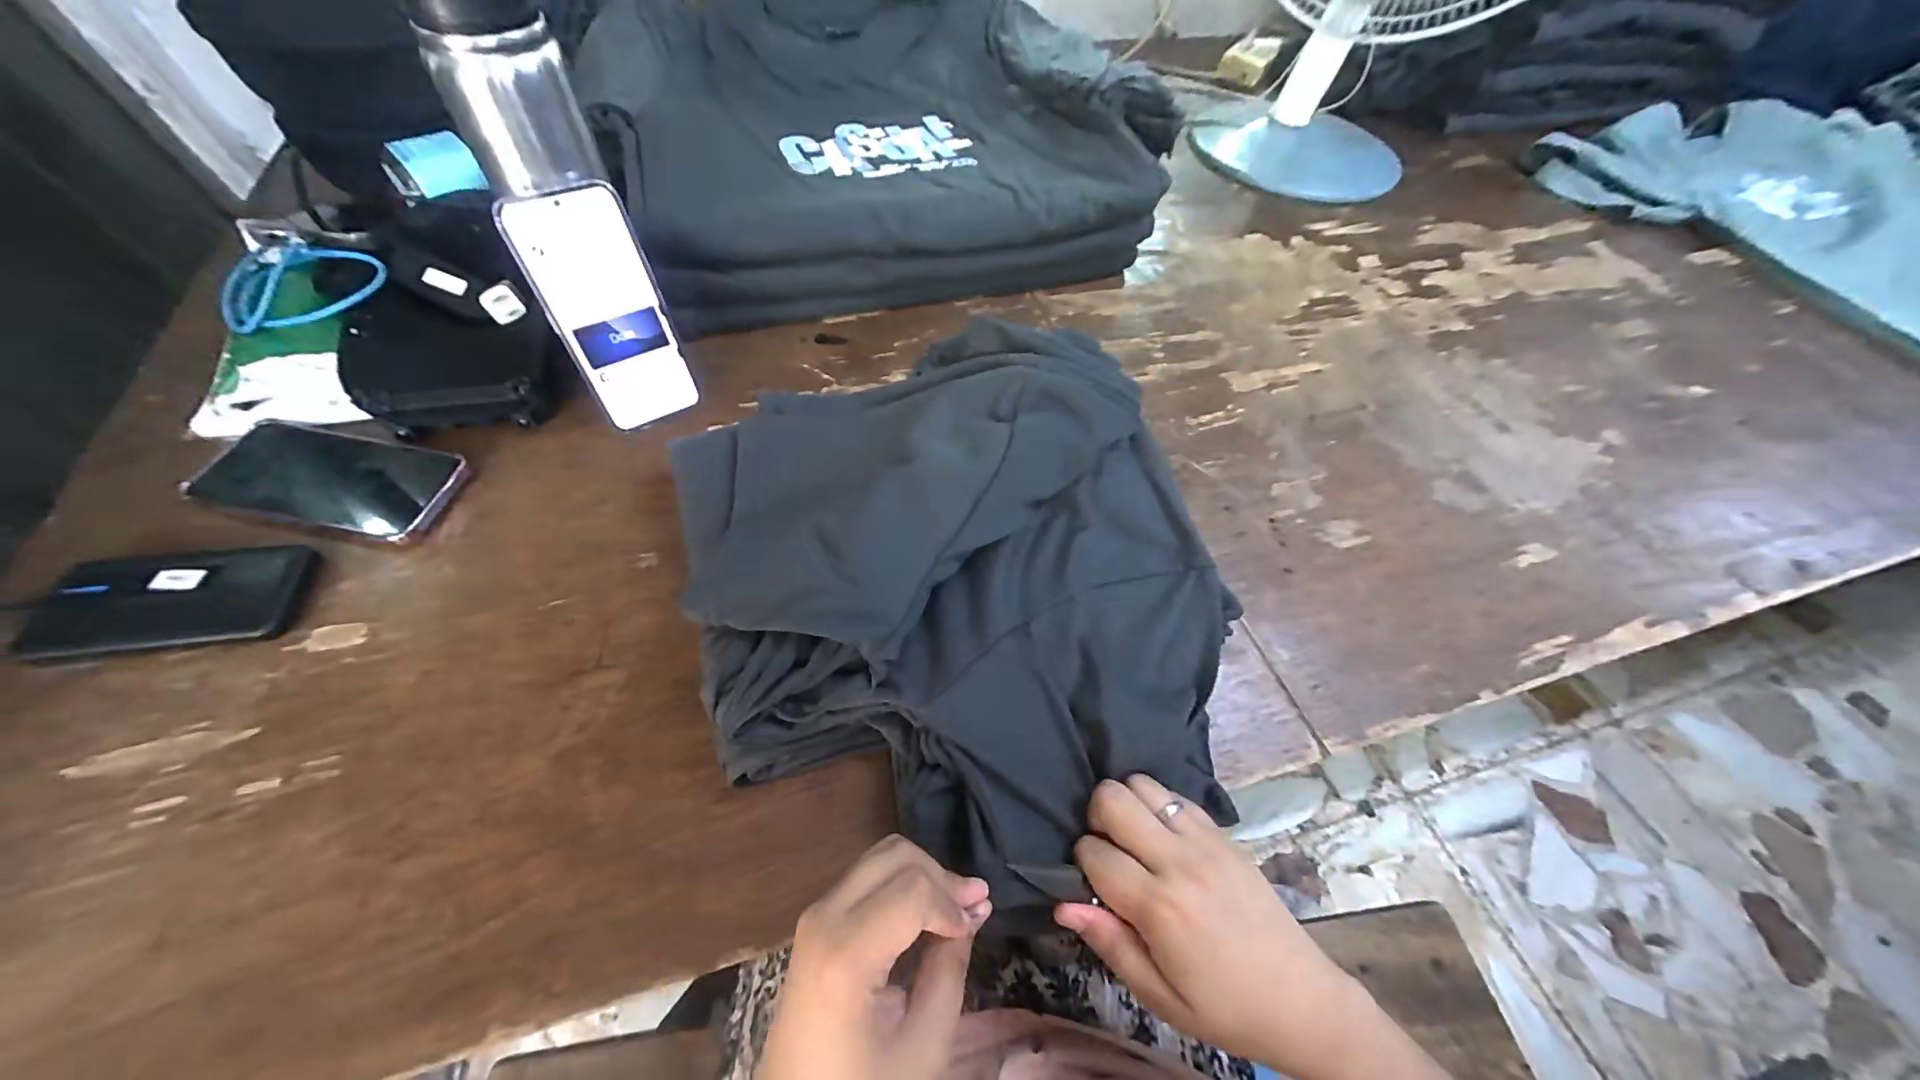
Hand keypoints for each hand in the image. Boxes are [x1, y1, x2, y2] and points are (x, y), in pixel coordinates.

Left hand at [757, 835, 990, 1079]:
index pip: (913, 889)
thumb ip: (950, 968)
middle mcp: (825, 917)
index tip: (977, 924)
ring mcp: (816, 912)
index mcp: (846, 954)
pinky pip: (867, 873)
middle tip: (973, 906)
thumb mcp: (923, 1041)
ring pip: (881, 855)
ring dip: (923, 873)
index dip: (952, 899)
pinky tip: (925, 908)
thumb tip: (975, 909)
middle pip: (896, 856)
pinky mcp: (817, 916)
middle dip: (941, 876)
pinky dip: (903, 880)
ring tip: (954, 907)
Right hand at [1055, 775, 1447, 1079]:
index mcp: (1159, 907)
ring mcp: (1205, 841)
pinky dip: (1158, 805)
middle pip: (1113, 799)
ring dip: (1126, 803)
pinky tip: (1162, 835)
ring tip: (1132, 837)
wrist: (1302, 1001)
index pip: (1093, 852)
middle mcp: (1179, 861)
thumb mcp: (1159, 995)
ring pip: (1143, 784)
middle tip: (1107, 849)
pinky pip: (1177, 796)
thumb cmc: (1223, 1007)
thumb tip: (1062, 905)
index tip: (1091, 881)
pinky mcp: (1224, 835)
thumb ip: (1109, 943)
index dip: (1081, 862)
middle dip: (1096, 817)